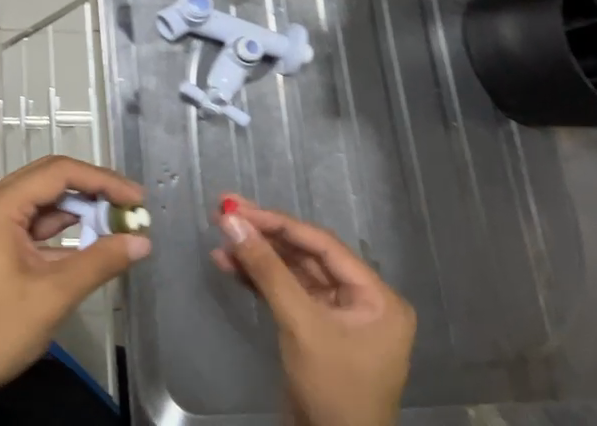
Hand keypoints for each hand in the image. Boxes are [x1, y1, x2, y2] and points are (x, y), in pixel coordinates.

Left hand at [0, 156, 151, 397]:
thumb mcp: (54, 295)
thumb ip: (100, 262)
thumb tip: (142, 241)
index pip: (58, 173)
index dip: (102, 180)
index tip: (137, 199)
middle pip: (47, 179)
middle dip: (91, 189)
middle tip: (130, 207)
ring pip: (39, 201)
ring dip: (77, 209)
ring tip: (116, 222)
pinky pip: (29, 223)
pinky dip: (59, 229)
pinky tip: (87, 241)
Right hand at [213, 195, 413, 425]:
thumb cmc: (333, 388)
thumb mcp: (301, 324)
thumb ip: (267, 269)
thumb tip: (231, 221)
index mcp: (376, 297)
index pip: (322, 245)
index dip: (278, 223)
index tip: (237, 208)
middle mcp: (362, 301)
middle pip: (307, 256)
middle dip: (264, 236)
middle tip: (224, 213)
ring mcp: (338, 318)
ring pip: (293, 274)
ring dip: (257, 258)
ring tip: (220, 239)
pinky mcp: (315, 332)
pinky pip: (287, 295)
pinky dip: (259, 281)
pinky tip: (229, 265)